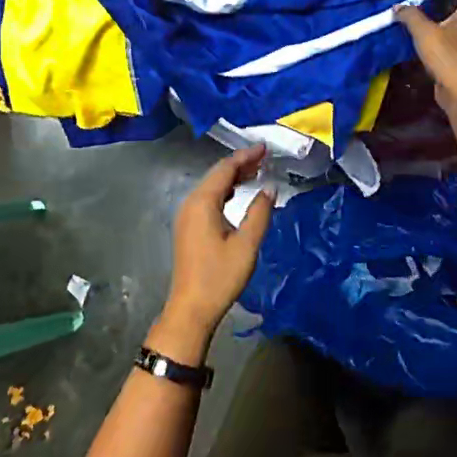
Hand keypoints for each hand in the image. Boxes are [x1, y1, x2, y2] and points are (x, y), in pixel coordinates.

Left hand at [158, 147, 272, 354]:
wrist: (191, 308)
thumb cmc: (219, 276)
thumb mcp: (246, 245)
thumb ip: (259, 213)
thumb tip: (270, 188)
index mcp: (202, 202)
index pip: (225, 169)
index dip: (246, 156)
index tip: (266, 148)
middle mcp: (190, 203)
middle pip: (216, 174)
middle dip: (240, 164)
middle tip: (265, 158)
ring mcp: (187, 215)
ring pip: (211, 186)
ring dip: (233, 177)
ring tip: (256, 172)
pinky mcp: (188, 226)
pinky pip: (207, 198)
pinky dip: (225, 191)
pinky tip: (238, 194)